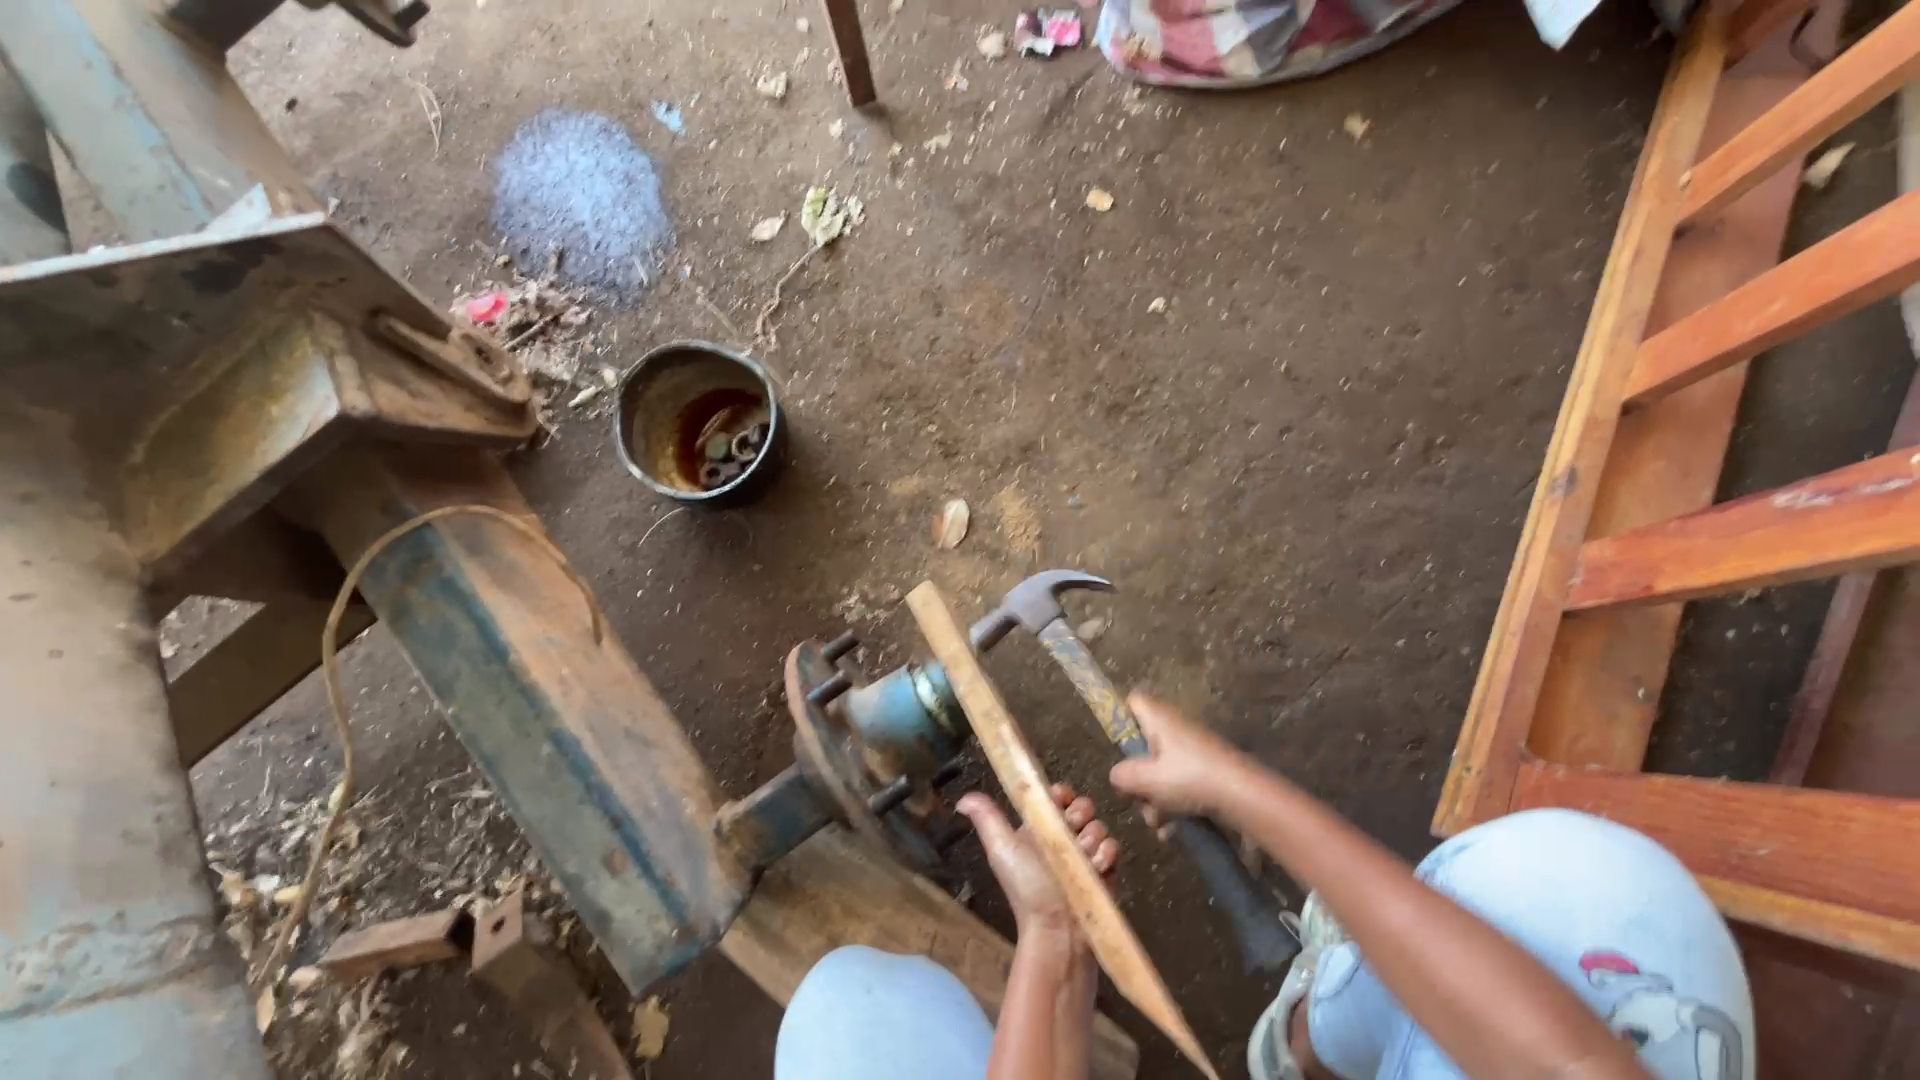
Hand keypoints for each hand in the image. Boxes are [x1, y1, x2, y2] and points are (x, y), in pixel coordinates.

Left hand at [956, 784, 1119, 938]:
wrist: (1057, 932)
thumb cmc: (1027, 888)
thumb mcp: (1002, 850)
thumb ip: (987, 819)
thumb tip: (963, 799)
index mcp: (1038, 829)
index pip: (1056, 796)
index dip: (1061, 794)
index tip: (1059, 801)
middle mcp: (1062, 838)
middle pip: (1082, 807)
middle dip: (1080, 815)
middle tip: (1070, 832)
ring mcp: (1085, 855)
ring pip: (1098, 826)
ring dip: (1092, 838)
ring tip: (1082, 858)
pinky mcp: (1105, 871)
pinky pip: (1113, 849)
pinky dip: (1107, 856)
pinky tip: (1097, 869)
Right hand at [1108, 691, 1250, 817]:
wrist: (1243, 796)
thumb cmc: (1190, 778)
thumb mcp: (1147, 780)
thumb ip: (1124, 776)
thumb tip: (1117, 775)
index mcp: (1159, 721)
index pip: (1134, 702)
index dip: (1121, 719)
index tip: (1118, 747)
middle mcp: (1174, 731)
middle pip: (1143, 747)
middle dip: (1138, 778)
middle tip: (1138, 797)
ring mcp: (1192, 753)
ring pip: (1160, 773)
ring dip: (1154, 800)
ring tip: (1159, 822)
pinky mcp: (1205, 774)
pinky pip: (1179, 787)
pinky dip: (1173, 807)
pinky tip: (1172, 830)